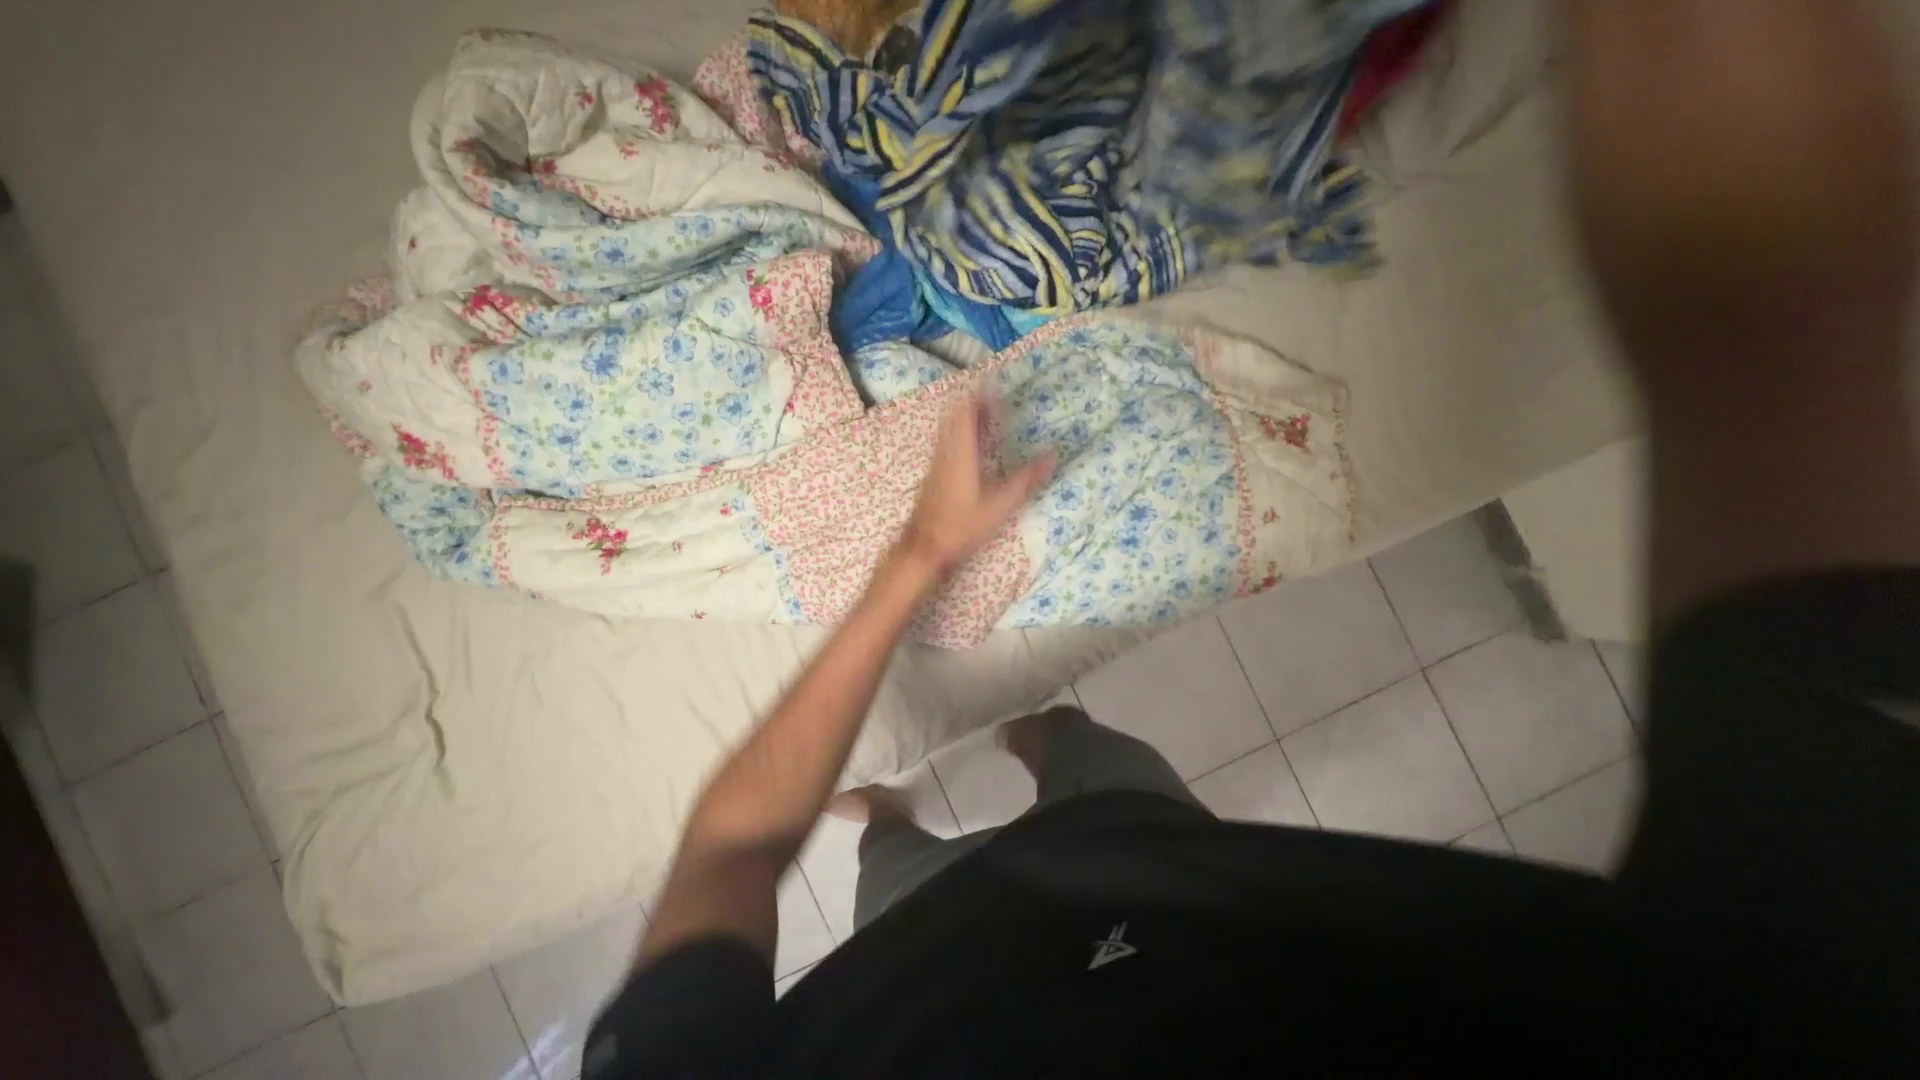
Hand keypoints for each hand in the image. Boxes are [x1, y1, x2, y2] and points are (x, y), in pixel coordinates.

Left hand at [894, 389, 1054, 581]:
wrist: (924, 549)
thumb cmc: (961, 526)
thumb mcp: (999, 506)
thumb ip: (1026, 480)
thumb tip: (1053, 455)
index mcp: (961, 452)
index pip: (966, 412)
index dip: (979, 395)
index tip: (994, 385)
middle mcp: (945, 452)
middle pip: (955, 416)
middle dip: (973, 404)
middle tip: (992, 400)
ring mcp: (936, 464)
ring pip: (948, 430)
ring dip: (964, 420)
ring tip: (984, 418)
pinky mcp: (932, 476)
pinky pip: (945, 444)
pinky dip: (958, 436)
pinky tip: (970, 449)